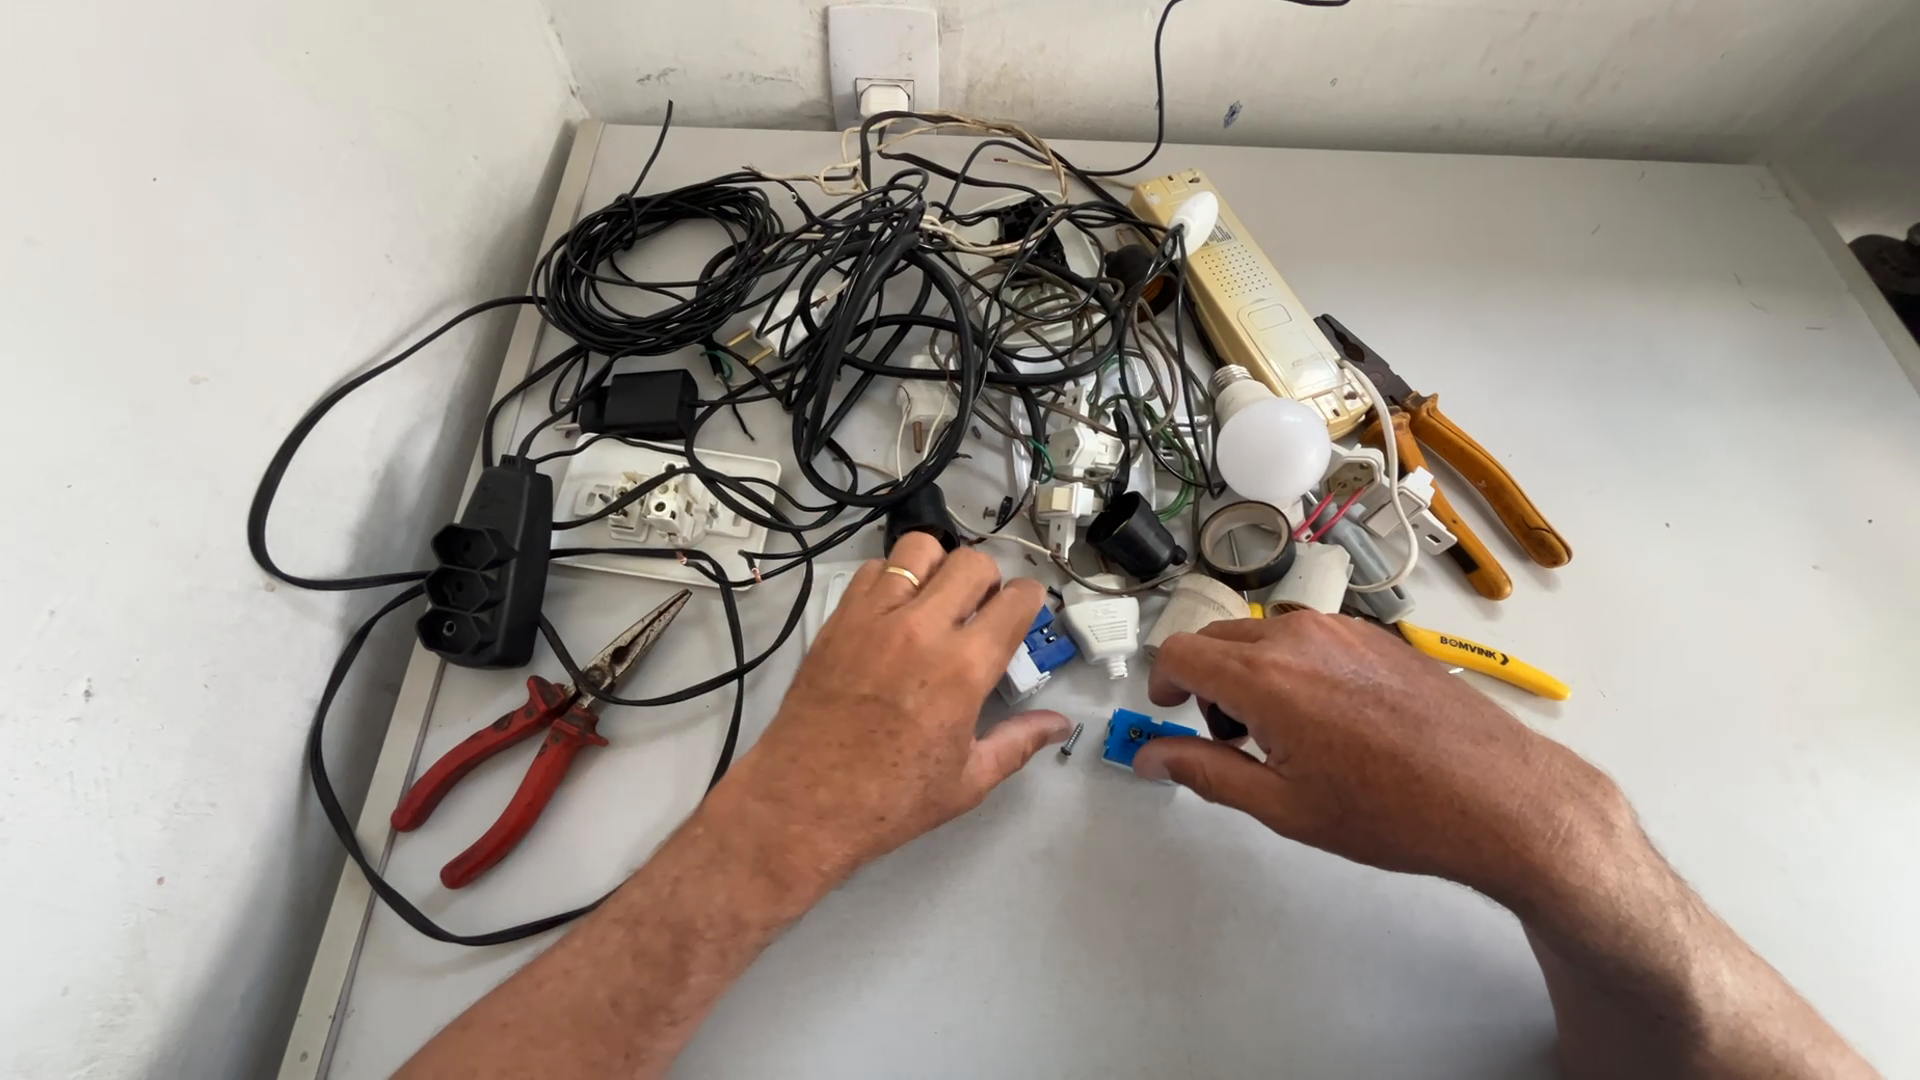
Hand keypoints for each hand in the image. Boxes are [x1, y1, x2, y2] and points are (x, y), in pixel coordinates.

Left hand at [713, 533, 1071, 881]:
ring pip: (919, 548)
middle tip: (982, 609)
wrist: (803, 803)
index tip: (1026, 610)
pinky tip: (893, 610)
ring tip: (936, 598)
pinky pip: (872, 570)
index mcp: (963, 668)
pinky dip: (892, 577)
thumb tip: (1058, 724)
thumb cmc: (890, 799)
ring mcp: (874, 617)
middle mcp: (921, 629)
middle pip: (972, 562)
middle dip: (989, 579)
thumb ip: (1018, 742)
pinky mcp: (839, 619)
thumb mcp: (967, 781)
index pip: (1015, 601)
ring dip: (939, 566)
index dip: (1031, 600)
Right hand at [1135, 612, 1631, 905]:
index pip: (1177, 651)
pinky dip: (1289, 663)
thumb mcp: (1282, 805)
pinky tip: (1330, 715)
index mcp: (1264, 676)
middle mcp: (1294, 635)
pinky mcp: (1373, 633)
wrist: (1504, 798)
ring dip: (1246, 670)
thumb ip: (1203, 771)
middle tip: (1230, 736)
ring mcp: (1339, 627)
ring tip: (1284, 730)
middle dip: (1204, 680)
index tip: (1172, 712)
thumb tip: (1148, 757)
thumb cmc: (1388, 811)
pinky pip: (1305, 635)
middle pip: (1215, 638)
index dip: (1161, 682)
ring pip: (1259, 635)